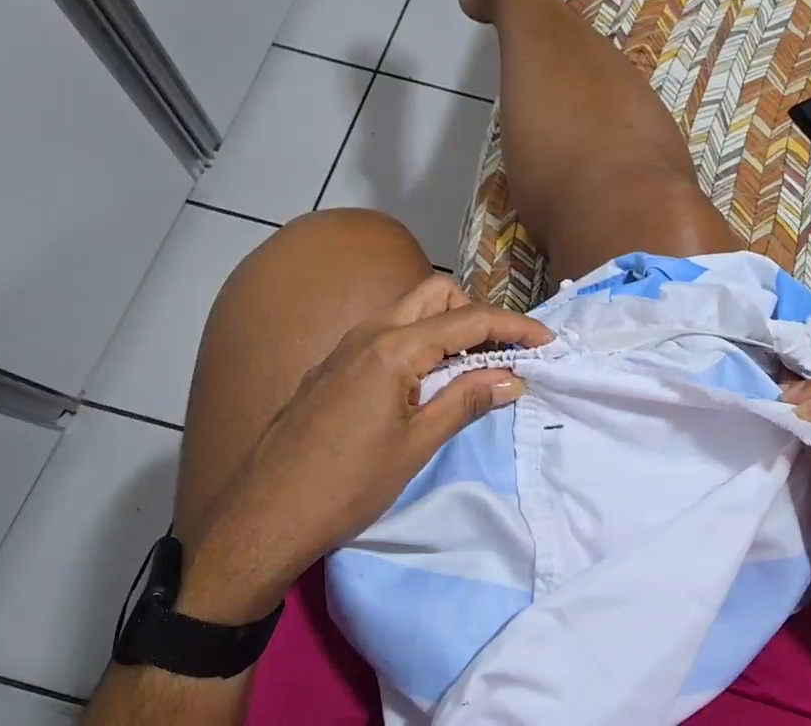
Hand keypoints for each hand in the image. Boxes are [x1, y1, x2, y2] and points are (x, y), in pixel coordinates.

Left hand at [178, 275, 552, 622]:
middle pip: (436, 294)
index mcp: (394, 348)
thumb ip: (465, 402)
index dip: (514, 327)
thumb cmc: (347, 485)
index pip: (467, 320)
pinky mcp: (330, 367)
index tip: (547, 342)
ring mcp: (344, 347)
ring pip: (407, 311)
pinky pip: (384, 333)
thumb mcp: (416, 446)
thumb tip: (512, 378)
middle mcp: (368, 332)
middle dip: (475, 312)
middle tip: (500, 353)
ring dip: (445, 326)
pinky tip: (421, 384)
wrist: (263, 517)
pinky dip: (416, 342)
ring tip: (468, 369)